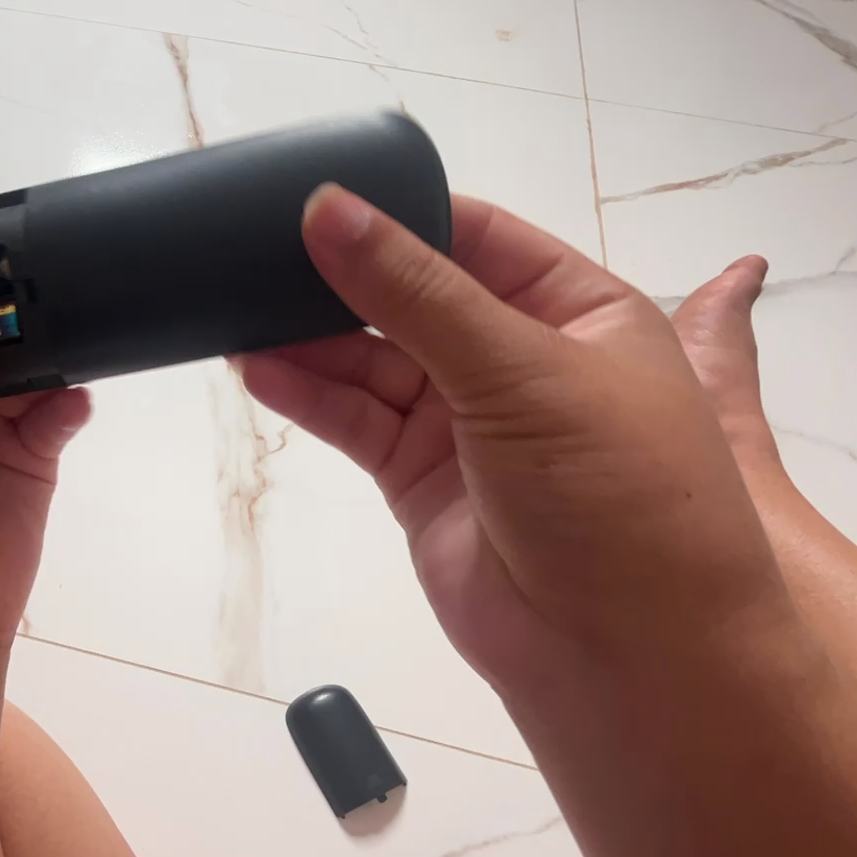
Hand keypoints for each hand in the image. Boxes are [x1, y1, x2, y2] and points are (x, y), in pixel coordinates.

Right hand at [238, 188, 795, 695]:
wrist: (618, 654)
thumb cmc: (611, 492)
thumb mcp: (519, 370)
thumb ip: (414, 293)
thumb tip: (329, 211)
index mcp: (573, 311)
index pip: (473, 237)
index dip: (398, 215)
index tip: (317, 202)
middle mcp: (513, 358)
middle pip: (408, 300)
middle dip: (340, 284)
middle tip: (259, 264)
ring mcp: (459, 421)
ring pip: (370, 364)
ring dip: (309, 344)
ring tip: (238, 321)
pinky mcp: (413, 475)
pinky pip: (354, 419)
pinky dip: (308, 397)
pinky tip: (259, 373)